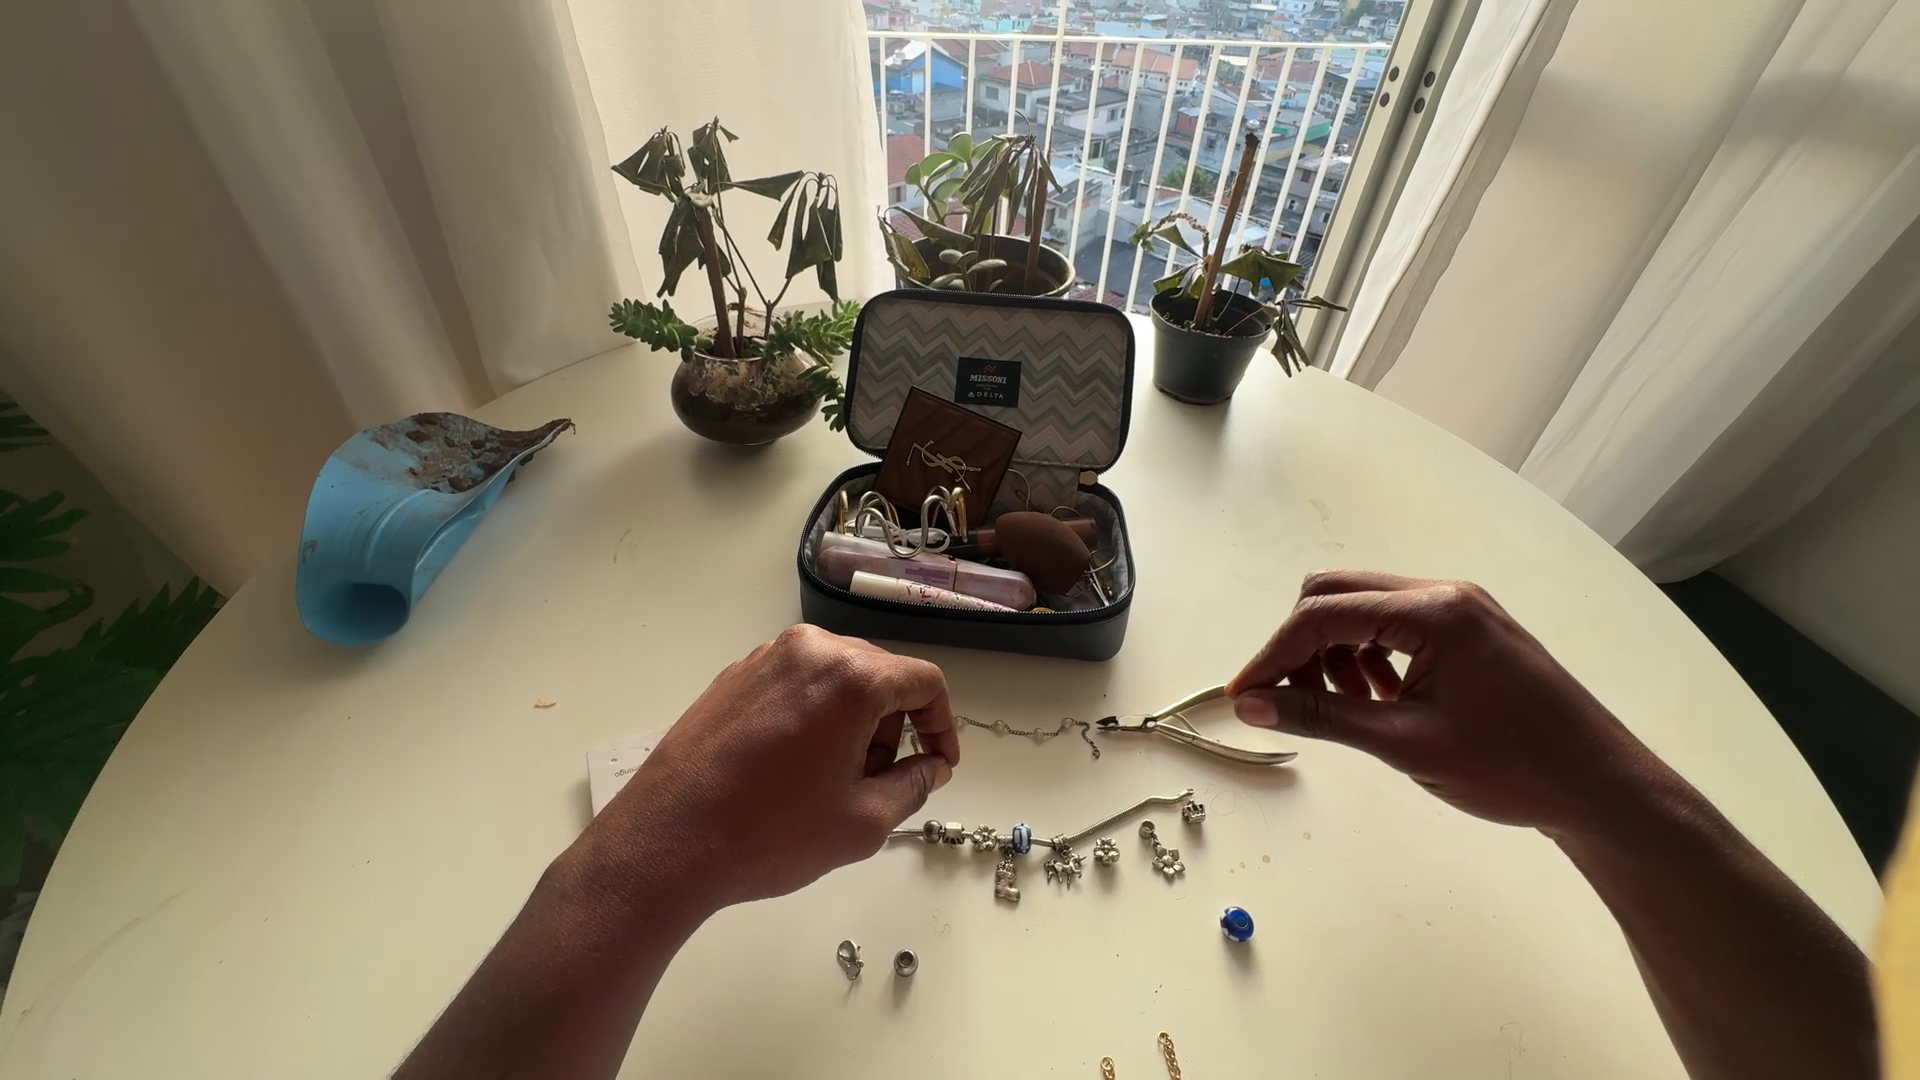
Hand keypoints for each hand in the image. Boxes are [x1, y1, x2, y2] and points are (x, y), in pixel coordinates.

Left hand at [587, 625, 958, 914]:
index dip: (942, 724)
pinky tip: (793, 762)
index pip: (924, 681)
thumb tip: (932, 766)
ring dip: (855, 720)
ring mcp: (768, 656)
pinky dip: (816, 712)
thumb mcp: (863, 821)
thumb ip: (914, 785)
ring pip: (839, 676)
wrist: (664, 842)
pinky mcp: (736, 673)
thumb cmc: (772, 833)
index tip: (938, 765)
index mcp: (851, 675)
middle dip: (895, 726)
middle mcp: (812, 648)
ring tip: (832, 775)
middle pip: (881, 675)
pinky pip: (798, 681)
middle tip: (879, 780)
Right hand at [1227, 570, 1673, 835]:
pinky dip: (1362, 654)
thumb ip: (1321, 717)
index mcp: (1432, 612)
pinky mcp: (1464, 627)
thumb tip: (1249, 705)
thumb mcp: (1405, 744)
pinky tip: (1374, 696)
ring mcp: (1456, 606)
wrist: (1609, 793)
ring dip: (1330, 650)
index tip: (1244, 695)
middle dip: (1298, 644)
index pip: (1322, 616)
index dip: (1273, 655)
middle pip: (1333, 594)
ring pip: (1357, 606)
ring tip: (1341, 704)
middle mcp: (1441, 593)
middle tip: (1286, 695)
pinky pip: (1387, 623)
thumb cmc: (1511, 770)